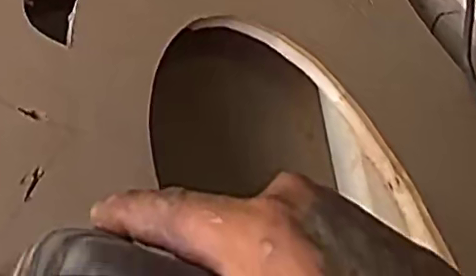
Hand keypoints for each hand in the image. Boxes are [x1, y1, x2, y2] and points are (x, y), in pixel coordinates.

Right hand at [92, 172, 455, 275]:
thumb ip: (212, 263)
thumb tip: (178, 257)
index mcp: (264, 237)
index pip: (170, 210)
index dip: (127, 214)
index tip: (103, 215)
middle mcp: (296, 206)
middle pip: (216, 219)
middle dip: (194, 245)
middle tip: (171, 264)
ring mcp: (339, 213)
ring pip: (266, 229)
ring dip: (248, 257)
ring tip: (246, 275)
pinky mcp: (372, 229)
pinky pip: (308, 236)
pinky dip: (291, 260)